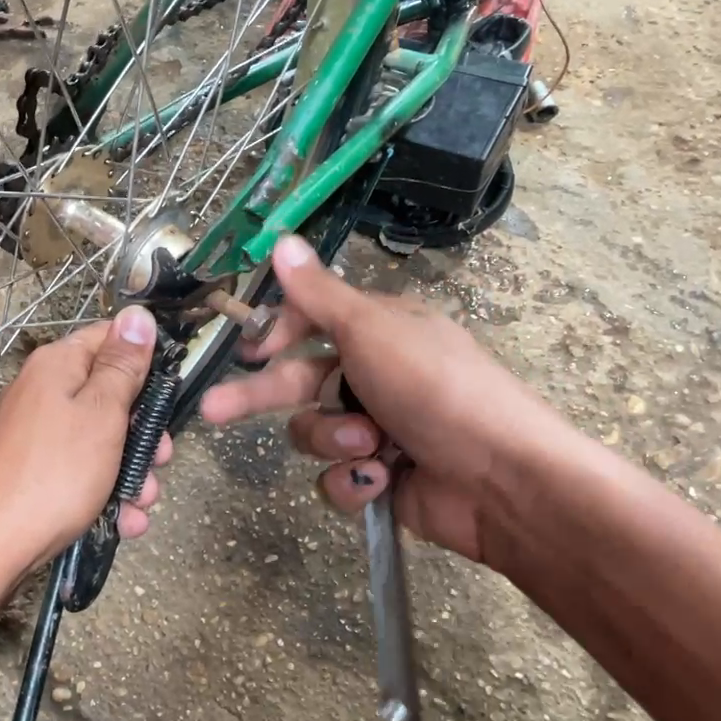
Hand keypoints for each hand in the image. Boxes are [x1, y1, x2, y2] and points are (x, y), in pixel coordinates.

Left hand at [0, 306, 169, 570]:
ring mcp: (39, 434)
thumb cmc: (53, 473)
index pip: (111, 339)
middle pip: (111, 395)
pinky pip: (82, 472)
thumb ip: (122, 366)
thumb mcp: (101, 413)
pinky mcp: (37, 472)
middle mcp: (45, 391)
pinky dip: (106, 495)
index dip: (146, 361)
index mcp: (58, 365)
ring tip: (141, 504)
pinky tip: (124, 522)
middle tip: (160, 459)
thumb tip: (137, 312)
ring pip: (102, 441)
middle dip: (144, 431)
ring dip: (131, 472)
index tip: (173, 392)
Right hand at [200, 236, 582, 564]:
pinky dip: (354, 480)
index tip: (248, 350)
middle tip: (215, 411)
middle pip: (297, 382)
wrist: (505, 481)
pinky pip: (337, 477)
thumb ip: (318, 294)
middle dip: (261, 397)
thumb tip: (281, 239)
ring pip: (313, 432)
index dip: (276, 335)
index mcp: (378, 332)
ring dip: (333, 439)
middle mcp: (374, 376)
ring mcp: (378, 429)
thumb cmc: (436, 389)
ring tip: (370, 445)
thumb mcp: (371, 330)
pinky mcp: (381, 477)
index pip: (310, 323)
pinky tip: (380, 479)